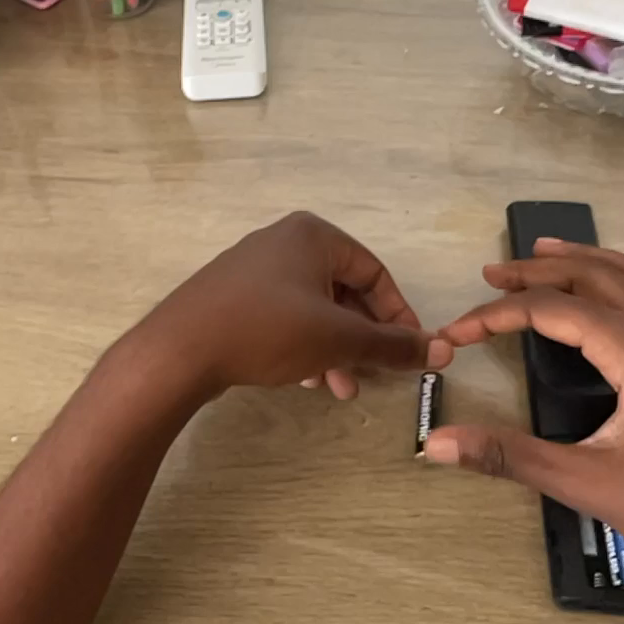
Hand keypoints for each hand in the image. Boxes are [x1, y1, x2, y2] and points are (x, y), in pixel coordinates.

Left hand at [137, 212, 452, 397]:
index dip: (398, 314)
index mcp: (313, 235)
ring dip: (333, 349)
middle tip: (374, 375)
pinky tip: (304, 379)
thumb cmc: (268, 330)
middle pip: (342, 291)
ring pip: (312, 309)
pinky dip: (301, 345)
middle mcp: (283, 242)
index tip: (410, 351)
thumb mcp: (337, 339)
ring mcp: (253, 269)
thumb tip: (443, 350)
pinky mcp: (231, 297)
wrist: (179, 349)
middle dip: (362, 339)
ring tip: (340, 388)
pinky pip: (282, 317)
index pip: (374, 272)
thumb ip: (391, 345)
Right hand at [423, 239, 623, 588]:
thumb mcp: (590, 485)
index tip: (455, 335)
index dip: (495, 316)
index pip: (551, 310)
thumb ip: (511, 458)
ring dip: (590, 259)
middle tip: (491, 273)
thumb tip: (438, 444)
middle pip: (596, 274)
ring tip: (550, 251)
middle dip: (537, 269)